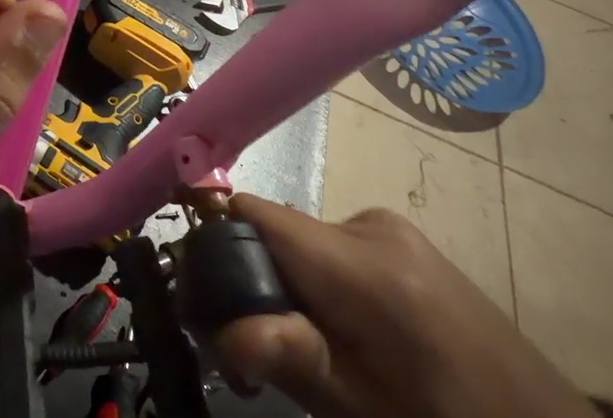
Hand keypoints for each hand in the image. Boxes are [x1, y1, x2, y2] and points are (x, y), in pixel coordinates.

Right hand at [213, 195, 596, 417]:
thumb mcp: (356, 407)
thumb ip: (286, 357)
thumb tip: (215, 326)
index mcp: (360, 264)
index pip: (253, 215)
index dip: (214, 246)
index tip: (204, 298)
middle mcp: (372, 226)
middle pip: (276, 231)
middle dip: (254, 279)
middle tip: (259, 346)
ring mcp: (395, 230)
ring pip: (304, 240)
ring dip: (290, 283)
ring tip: (312, 347)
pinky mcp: (408, 242)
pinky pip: (337, 247)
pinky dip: (322, 280)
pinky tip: (347, 332)